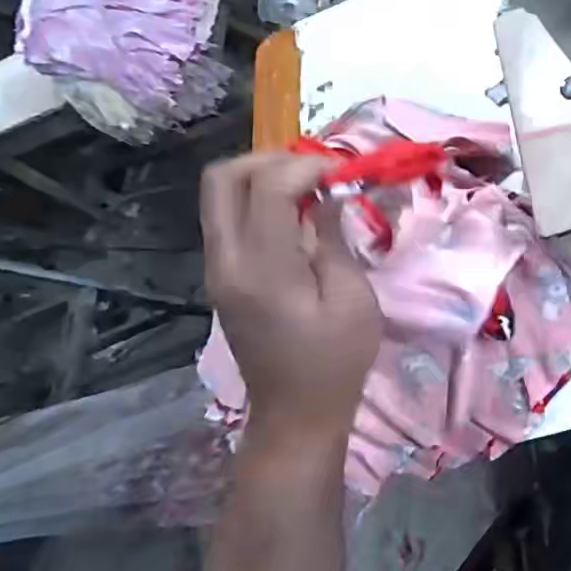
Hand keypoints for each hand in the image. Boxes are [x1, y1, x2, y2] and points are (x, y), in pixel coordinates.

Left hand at [200, 152, 382, 444]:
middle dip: (271, 159)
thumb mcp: (353, 299)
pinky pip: (230, 217)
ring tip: (312, 185)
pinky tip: (299, 213)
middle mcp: (226, 262)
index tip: (343, 170)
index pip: (267, 188)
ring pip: (220, 194)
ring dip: (264, 176)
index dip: (306, 166)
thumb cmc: (336, 360)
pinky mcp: (222, 276)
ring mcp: (217, 268)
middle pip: (223, 179)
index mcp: (262, 270)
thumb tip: (328, 196)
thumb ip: (333, 241)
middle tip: (317, 168)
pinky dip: (261, 200)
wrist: (296, 412)